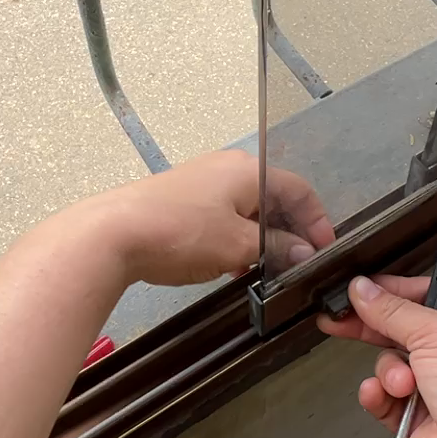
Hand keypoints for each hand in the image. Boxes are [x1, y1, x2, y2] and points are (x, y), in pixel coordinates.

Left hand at [66, 149, 334, 286]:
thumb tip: (306, 250)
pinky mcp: (181, 199)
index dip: (317, 220)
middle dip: (289, 230)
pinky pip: (222, 215)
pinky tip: (231, 265)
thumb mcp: (239, 245)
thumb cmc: (182, 233)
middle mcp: (228, 167)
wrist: (112, 234)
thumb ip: (278, 246)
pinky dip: (235, 237)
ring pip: (246, 208)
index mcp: (249, 170)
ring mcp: (202, 181)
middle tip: (297, 263)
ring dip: (261, 237)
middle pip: (273, 196)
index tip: (324, 249)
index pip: (299, 189)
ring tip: (265, 270)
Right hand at [319, 274, 436, 437]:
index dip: (396, 290)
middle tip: (339, 319)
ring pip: (390, 365)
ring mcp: (436, 389)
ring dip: (389, 372)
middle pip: (403, 330)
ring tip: (401, 385)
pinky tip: (376, 396)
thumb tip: (361, 288)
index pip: (429, 296)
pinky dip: (378, 396)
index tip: (363, 288)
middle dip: (373, 327)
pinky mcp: (416, 419)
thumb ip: (394, 310)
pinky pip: (384, 398)